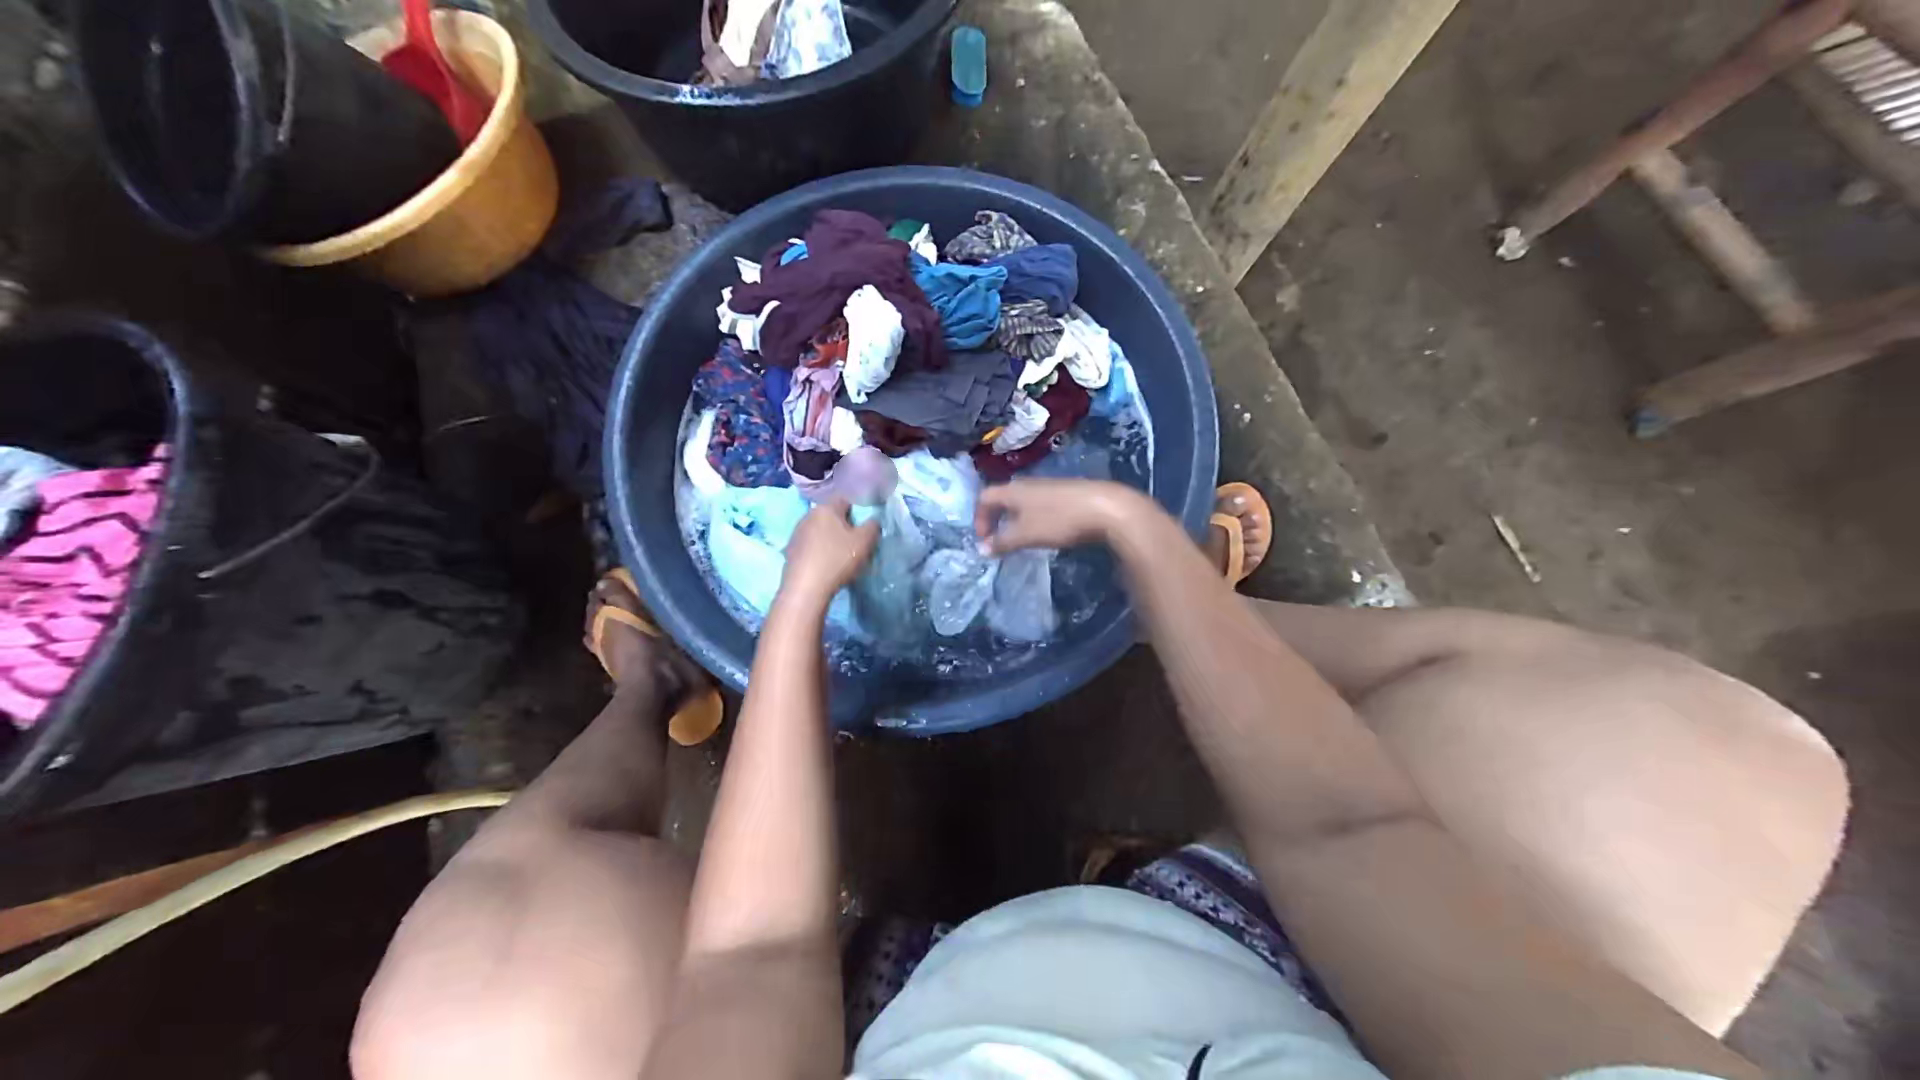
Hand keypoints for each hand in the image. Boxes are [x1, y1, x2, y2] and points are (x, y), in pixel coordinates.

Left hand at [780, 498, 878, 602]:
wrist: (805, 588)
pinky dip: (819, 552)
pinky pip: (810, 546)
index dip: (858, 511)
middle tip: (855, 543)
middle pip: (831, 516)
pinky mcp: (790, 551)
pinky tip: (825, 566)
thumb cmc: (838, 559)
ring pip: (819, 531)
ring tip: (840, 557)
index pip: (845, 500)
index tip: (864, 528)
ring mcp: (796, 533)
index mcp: (826, 508)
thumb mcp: (865, 542)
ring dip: (829, 540)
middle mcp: (808, 515)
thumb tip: (872, 520)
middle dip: (843, 526)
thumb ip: (873, 526)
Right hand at [975, 479, 1143, 555]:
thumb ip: (1002, 542)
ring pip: (1022, 502)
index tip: (985, 540)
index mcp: (1013, 490)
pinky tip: (1047, 532)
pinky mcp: (1066, 494)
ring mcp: (1048, 487)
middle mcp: (1027, 484)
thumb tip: (981, 548)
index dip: (978, 518)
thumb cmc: (1059, 520)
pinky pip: (1040, 505)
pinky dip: (1034, 519)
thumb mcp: (1025, 534)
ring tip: (1022, 540)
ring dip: (1016, 520)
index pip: (984, 497)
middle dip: (996, 520)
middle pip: (1003, 498)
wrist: (1105, 508)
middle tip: (1000, 542)